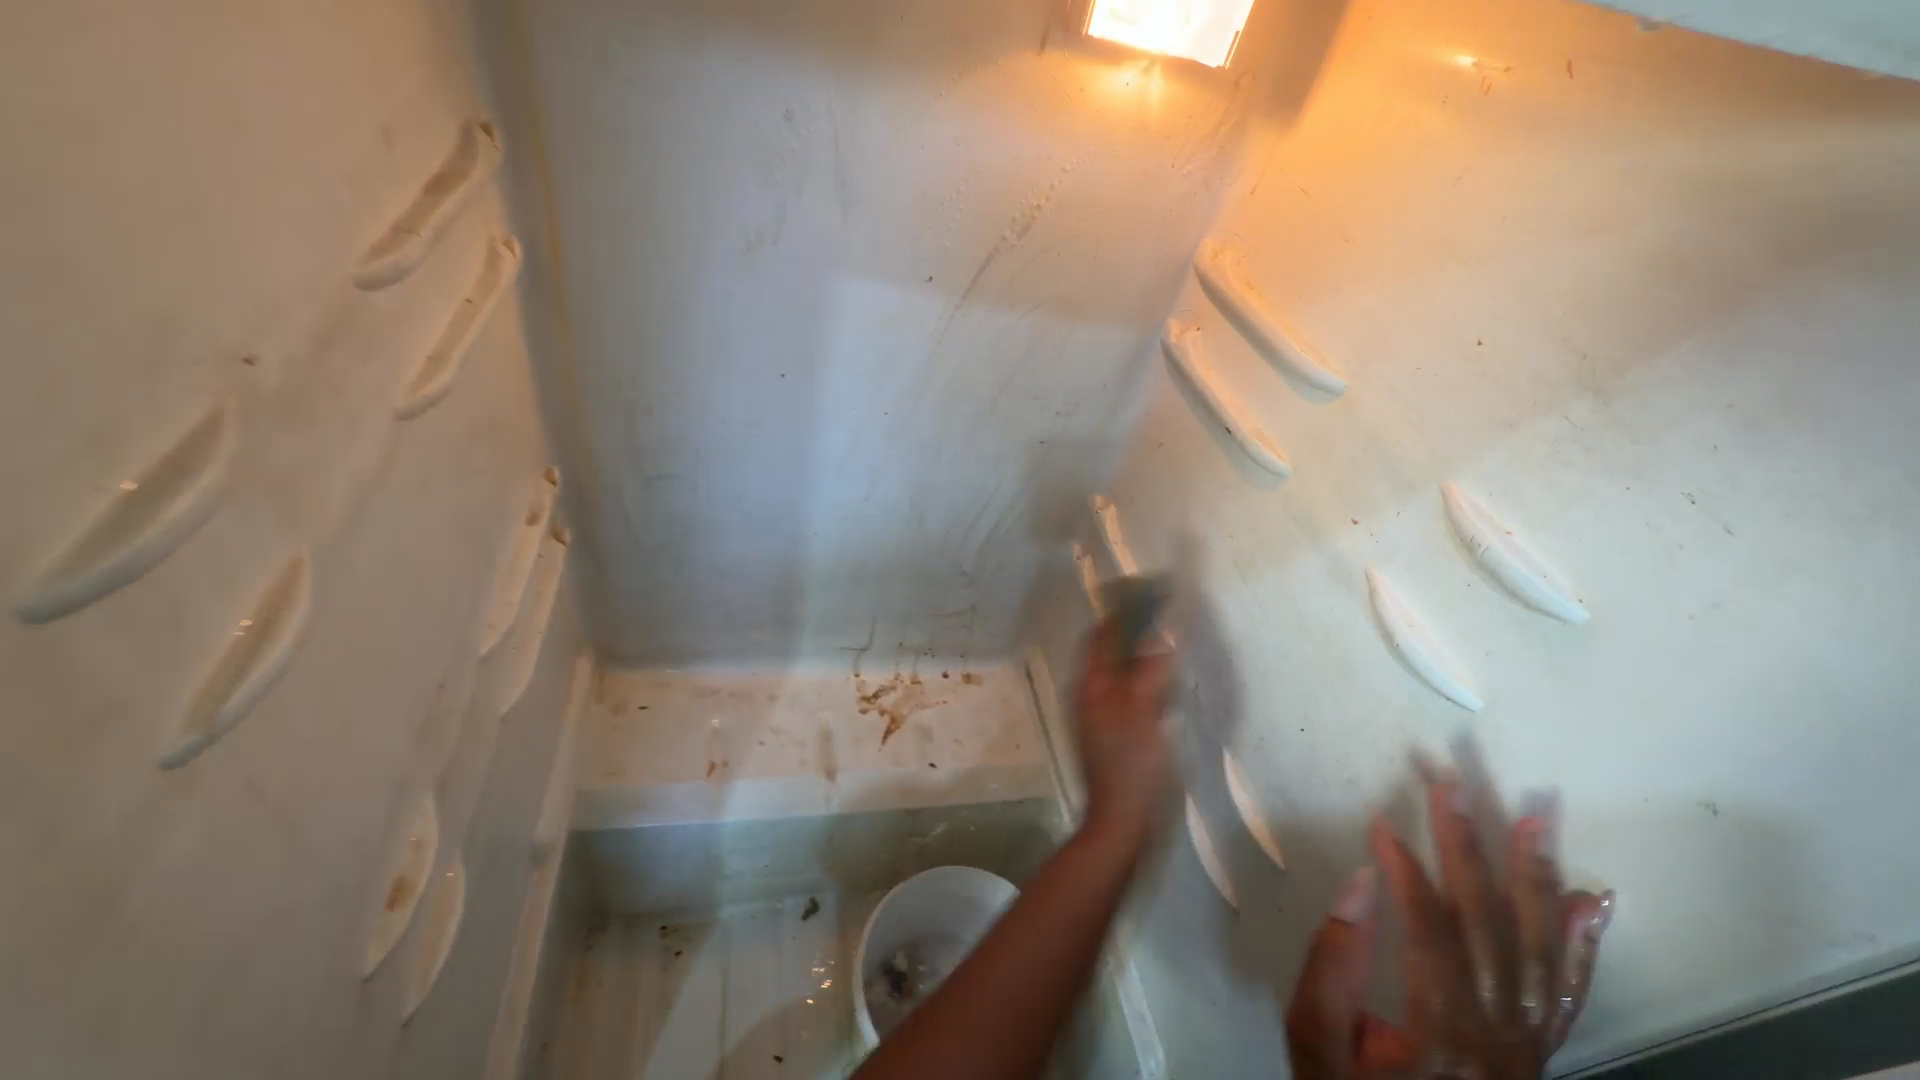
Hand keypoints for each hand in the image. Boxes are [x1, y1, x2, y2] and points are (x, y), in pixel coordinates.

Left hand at [1073, 617, 1174, 847]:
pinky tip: (1168, 690)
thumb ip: (1149, 670)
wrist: (1120, 823)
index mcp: (1091, 684)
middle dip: (1135, 629)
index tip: (1154, 592)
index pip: (1102, 632)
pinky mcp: (1112, 733)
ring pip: (1120, 672)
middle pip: (1109, 649)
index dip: (1125, 608)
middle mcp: (1089, 694)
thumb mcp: (1144, 713)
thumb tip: (1159, 633)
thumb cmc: (1132, 767)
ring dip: (1142, 656)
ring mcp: (1099, 715)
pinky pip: (1128, 694)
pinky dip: (1146, 682)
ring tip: (1171, 645)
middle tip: (1167, 616)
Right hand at [1286, 777, 1614, 1078]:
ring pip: (1540, 953)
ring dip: (1536, 881)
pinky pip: (1568, 993)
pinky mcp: (1538, 1051)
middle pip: (1490, 929)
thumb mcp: (1315, 1042)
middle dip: (1469, 852)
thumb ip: (1332, 964)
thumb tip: (1361, 883)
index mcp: (1438, 1037)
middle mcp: (1499, 1040)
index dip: (1408, 873)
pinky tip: (1590, 900)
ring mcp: (1528, 1048)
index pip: (1431, 934)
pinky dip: (1581, 944)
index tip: (1382, 823)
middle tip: (1453, 788)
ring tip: (1536, 821)